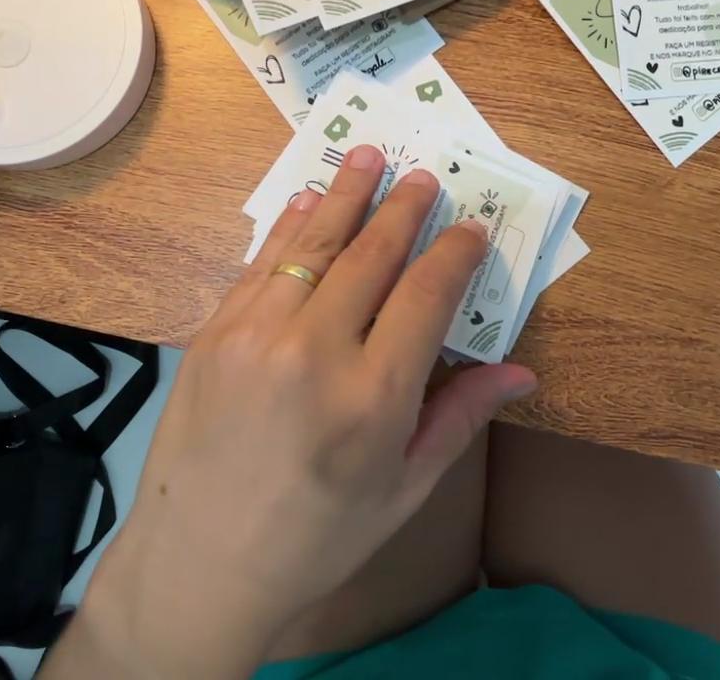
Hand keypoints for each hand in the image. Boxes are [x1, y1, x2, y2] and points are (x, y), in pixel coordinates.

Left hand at [43, 145, 536, 679]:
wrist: (199, 563)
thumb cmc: (316, 537)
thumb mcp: (403, 491)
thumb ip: (459, 418)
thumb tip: (520, 371)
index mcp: (374, 397)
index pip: (427, 295)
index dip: (454, 253)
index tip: (471, 228)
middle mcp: (316, 351)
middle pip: (371, 255)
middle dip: (403, 208)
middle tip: (423, 176)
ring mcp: (257, 334)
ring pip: (313, 243)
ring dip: (345, 195)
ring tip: (368, 156)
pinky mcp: (216, 332)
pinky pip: (261, 262)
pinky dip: (289, 226)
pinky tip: (308, 202)